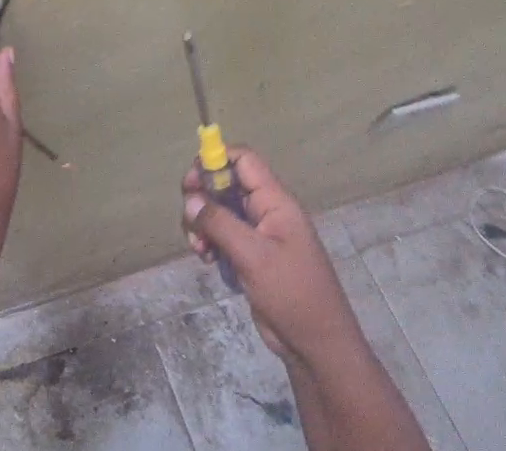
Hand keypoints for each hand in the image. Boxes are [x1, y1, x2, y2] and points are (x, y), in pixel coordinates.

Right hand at [183, 148, 347, 364]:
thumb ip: (220, 224)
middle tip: (189, 220)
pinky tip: (206, 260)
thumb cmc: (292, 294)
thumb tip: (190, 200)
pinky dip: (210, 242)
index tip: (190, 181)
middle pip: (226, 185)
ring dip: (203, 224)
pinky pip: (224, 236)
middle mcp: (266, 212)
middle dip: (202, 198)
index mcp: (276, 203)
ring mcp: (259, 235)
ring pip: (221, 212)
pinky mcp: (251, 256)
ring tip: (199, 249)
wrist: (316, 344)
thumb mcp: (253, 256)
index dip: (215, 161)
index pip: (244, 161)